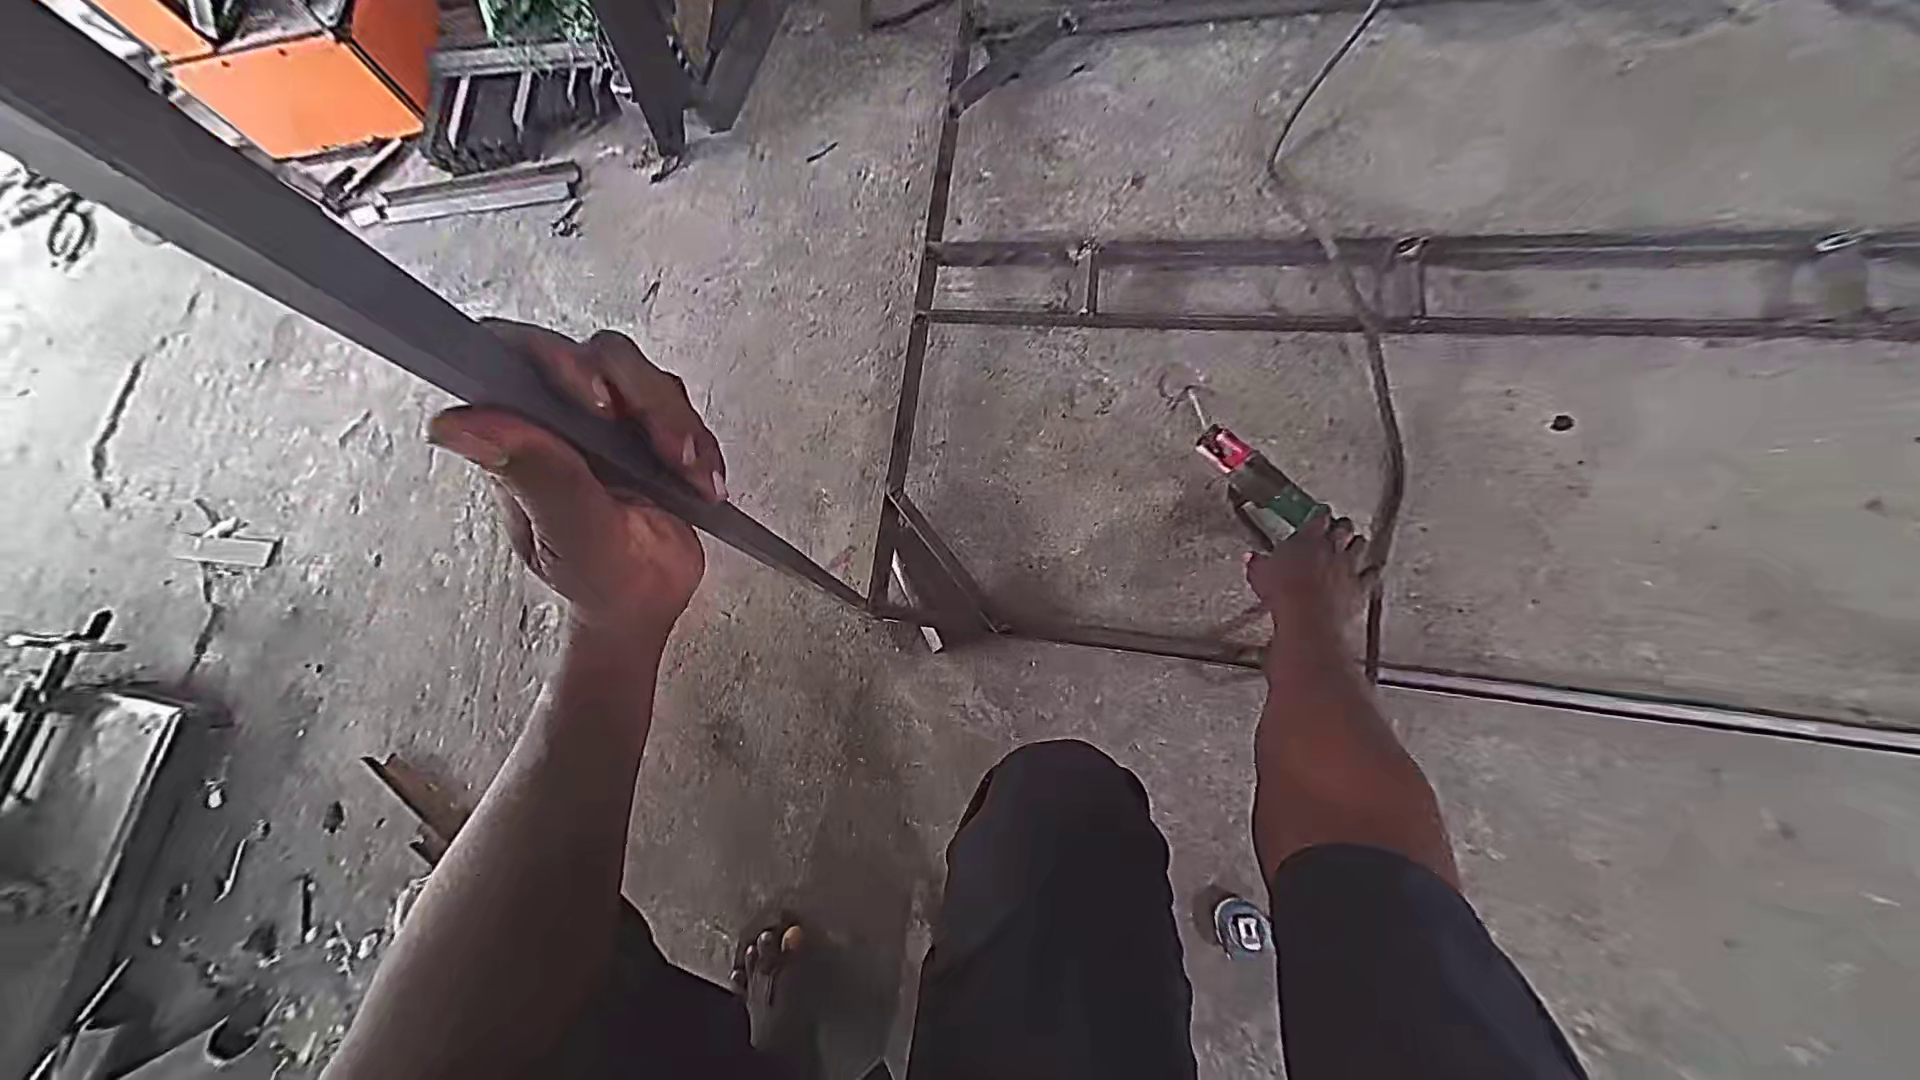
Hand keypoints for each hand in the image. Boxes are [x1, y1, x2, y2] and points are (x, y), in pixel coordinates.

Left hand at [427, 321, 724, 637]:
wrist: (649, 598)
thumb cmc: (603, 579)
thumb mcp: (574, 536)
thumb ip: (538, 478)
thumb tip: (462, 425)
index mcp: (522, 439)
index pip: (521, 358)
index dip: (562, 363)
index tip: (602, 405)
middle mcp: (560, 422)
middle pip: (603, 359)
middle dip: (649, 403)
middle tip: (671, 453)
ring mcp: (608, 423)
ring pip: (649, 380)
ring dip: (682, 426)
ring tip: (691, 476)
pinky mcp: (649, 429)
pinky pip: (681, 409)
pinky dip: (702, 443)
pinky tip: (702, 479)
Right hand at [1245, 514, 1373, 662]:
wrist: (1310, 618)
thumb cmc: (1285, 593)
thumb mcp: (1260, 575)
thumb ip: (1258, 563)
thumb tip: (1253, 558)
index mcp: (1306, 540)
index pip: (1318, 519)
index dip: (1321, 515)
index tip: (1321, 512)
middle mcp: (1331, 549)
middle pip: (1344, 528)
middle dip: (1343, 525)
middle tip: (1341, 523)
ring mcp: (1348, 567)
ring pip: (1360, 546)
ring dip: (1358, 543)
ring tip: (1358, 540)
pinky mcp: (1360, 586)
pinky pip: (1371, 574)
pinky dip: (1371, 571)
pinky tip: (1372, 570)